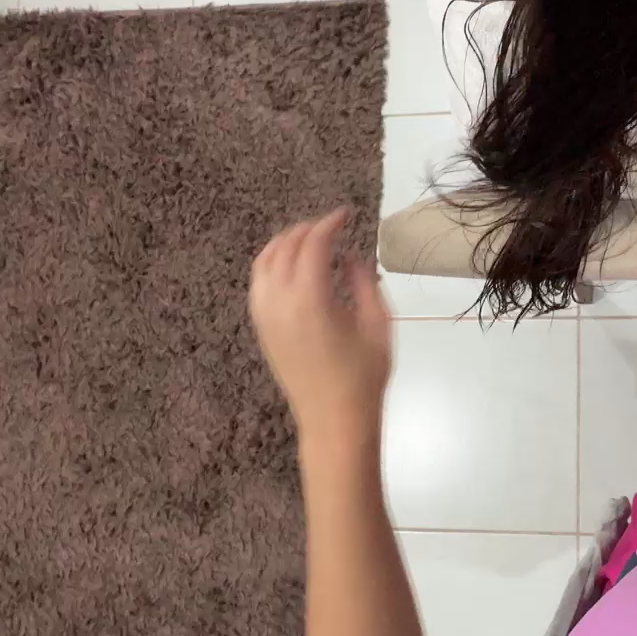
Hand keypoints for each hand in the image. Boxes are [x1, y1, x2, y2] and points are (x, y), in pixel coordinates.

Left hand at [249, 208, 391, 441]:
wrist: (334, 420)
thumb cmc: (364, 376)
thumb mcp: (378, 325)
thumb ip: (364, 282)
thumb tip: (351, 258)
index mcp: (311, 299)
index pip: (313, 244)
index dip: (330, 223)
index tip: (347, 215)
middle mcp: (279, 302)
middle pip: (284, 246)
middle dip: (307, 229)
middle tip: (332, 226)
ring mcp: (265, 315)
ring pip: (264, 262)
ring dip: (285, 243)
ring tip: (310, 240)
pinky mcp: (262, 328)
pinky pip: (258, 283)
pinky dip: (272, 264)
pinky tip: (291, 267)